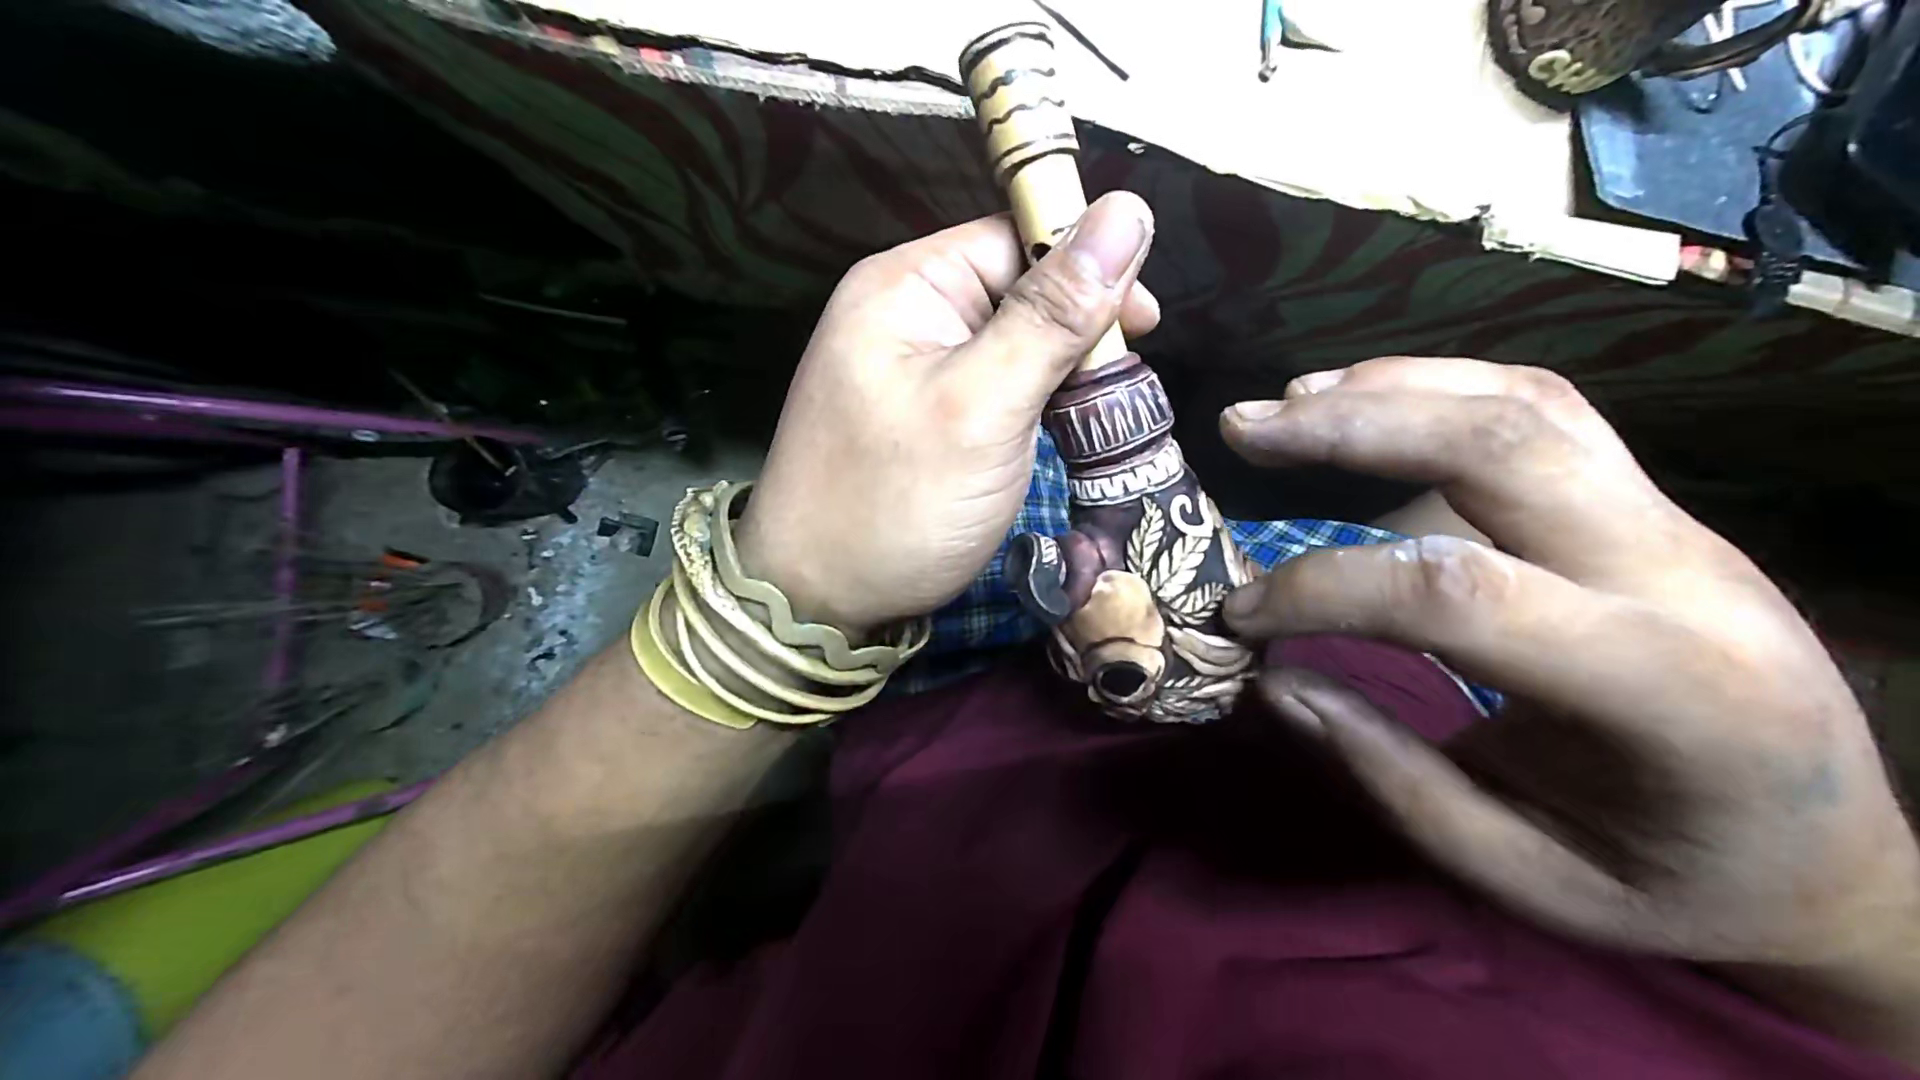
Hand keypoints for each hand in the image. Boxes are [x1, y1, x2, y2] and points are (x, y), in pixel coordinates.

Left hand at [734, 193, 1157, 635]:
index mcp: (907, 286)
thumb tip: (1129, 211)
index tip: (1142, 326)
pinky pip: (993, 388)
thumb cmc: (897, 502)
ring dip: (1059, 374)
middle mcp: (905, 315)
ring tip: (1095, 418)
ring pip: (1012, 345)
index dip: (1086, 271)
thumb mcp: (983, 404)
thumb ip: (1053, 314)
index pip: (1017, 239)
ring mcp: (911, 369)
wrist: (818, 598)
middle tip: (1118, 389)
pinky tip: (1057, 432)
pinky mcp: (923, 416)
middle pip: (1018, 292)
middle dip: (1076, 333)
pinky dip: (1032, 405)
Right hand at [1218, 357, 1919, 1058]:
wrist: (1825, 853)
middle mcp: (1681, 573)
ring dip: (1389, 389)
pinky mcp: (1641, 504)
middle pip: (1503, 446)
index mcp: (1664, 689)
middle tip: (1241, 429)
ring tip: (1287, 405)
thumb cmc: (1666, 881)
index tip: (1241, 613)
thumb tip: (1268, 680)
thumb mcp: (1514, 870)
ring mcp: (1670, 522)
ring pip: (1523, 404)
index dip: (1323, 589)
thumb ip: (1382, 773)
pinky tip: (1361, 401)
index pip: (1457, 593)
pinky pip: (1537, 409)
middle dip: (1352, 427)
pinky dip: (1433, 388)